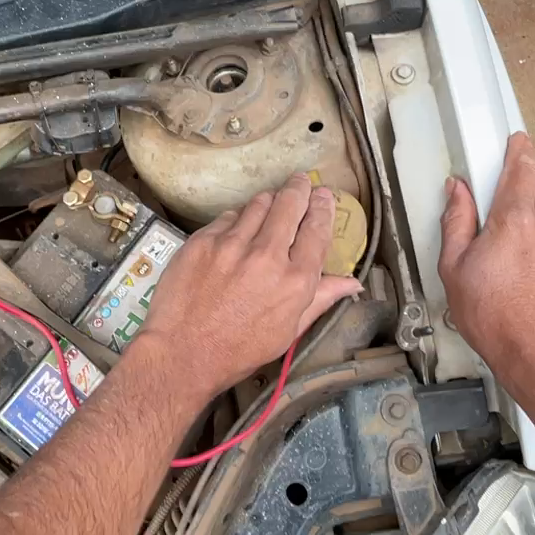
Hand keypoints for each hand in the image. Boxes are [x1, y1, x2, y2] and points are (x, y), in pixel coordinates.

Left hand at [135, 174, 362, 405]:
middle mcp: (267, 256)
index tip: (324, 196)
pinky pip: (227, 218)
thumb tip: (351, 282)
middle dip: (299, 189)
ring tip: (271, 200)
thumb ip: (320, 298)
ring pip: (258, 204)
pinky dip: (236, 219)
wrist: (183, 353)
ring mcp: (232, 244)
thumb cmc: (238, 349)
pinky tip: (236, 228)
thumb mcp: (289, 331)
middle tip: (301, 181)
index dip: (323, 208)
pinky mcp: (204, 240)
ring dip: (268, 200)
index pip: (317, 229)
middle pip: (290, 204)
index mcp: (295, 280)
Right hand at [440, 132, 534, 372]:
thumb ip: (456, 222)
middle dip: (529, 181)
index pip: (521, 170)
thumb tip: (457, 192)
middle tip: (511, 192)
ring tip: (530, 223)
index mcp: (513, 221)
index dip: (520, 151)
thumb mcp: (454, 269)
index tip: (518, 141)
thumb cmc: (494, 318)